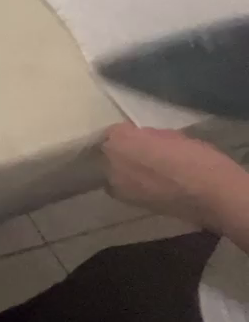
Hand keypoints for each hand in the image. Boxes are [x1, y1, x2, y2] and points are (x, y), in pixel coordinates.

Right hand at [101, 123, 247, 228]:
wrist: (217, 191)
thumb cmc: (159, 190)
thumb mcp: (119, 191)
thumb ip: (108, 176)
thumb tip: (109, 173)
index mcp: (118, 136)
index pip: (104, 137)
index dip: (105, 150)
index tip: (107, 164)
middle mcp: (145, 130)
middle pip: (133, 138)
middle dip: (133, 151)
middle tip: (133, 171)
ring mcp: (176, 136)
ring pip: (158, 144)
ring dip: (157, 156)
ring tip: (161, 176)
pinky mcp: (201, 144)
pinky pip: (181, 152)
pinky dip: (179, 162)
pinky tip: (183, 179)